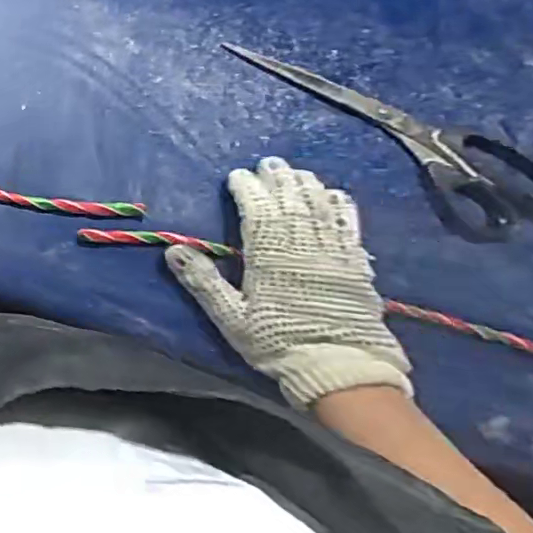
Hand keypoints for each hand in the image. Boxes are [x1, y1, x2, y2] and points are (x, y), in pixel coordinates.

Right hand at [167, 157, 410, 407]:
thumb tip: (174, 249)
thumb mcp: (229, 316)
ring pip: (322, 215)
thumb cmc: (276, 342)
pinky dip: (344, 211)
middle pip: (293, 208)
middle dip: (281, 183)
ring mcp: (336, 260)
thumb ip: (203, 281)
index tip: (237, 175)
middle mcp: (305, 254)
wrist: (341, 370)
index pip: (259, 216)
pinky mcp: (357, 271)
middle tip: (270, 162)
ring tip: (299, 172)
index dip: (249, 192)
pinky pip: (350, 232)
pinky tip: (338, 197)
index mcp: (271, 262)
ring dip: (310, 190)